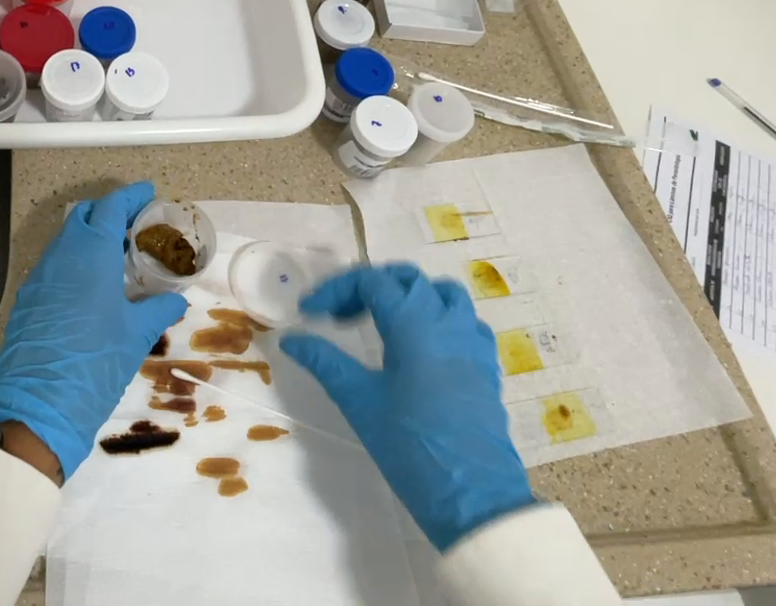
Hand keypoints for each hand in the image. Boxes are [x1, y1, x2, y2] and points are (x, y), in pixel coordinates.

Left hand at [0, 181, 187, 479]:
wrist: (38, 406)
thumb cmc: (95, 363)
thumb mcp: (135, 336)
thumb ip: (157, 309)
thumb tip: (176, 299)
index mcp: (90, 255)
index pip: (109, 207)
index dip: (130, 196)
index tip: (148, 193)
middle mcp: (61, 256)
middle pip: (84, 216)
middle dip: (109, 211)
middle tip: (135, 224)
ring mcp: (40, 277)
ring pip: (66, 239)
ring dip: (91, 235)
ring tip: (118, 253)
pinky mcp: (30, 298)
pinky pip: (55, 263)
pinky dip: (75, 258)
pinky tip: (93, 282)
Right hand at [280, 264, 535, 551]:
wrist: (473, 497)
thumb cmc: (410, 445)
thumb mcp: (358, 401)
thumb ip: (324, 361)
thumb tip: (289, 338)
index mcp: (414, 323)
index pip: (371, 281)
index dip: (335, 289)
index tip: (310, 313)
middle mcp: (447, 321)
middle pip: (406, 279)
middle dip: (368, 286)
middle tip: (339, 314)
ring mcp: (473, 342)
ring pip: (441, 292)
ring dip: (406, 296)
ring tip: (380, 321)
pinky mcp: (486, 365)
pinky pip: (463, 321)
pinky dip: (436, 318)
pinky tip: (419, 346)